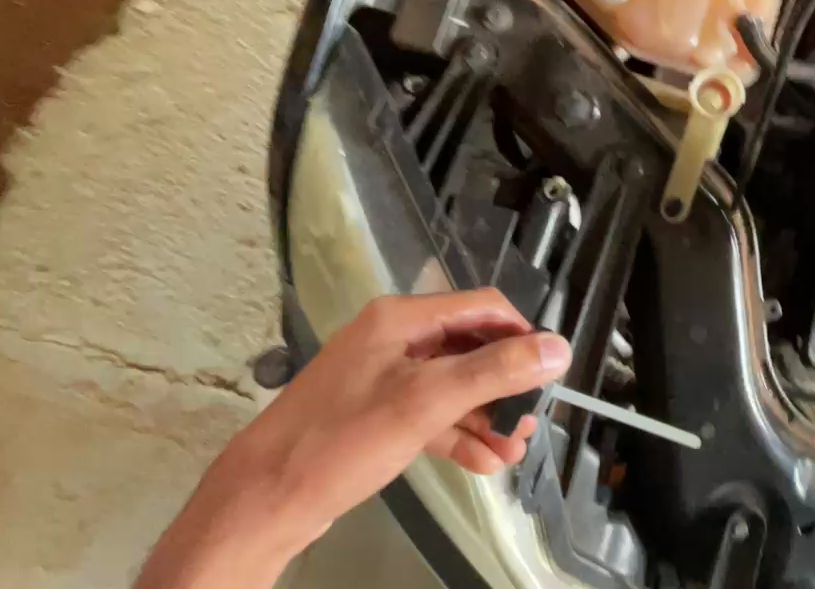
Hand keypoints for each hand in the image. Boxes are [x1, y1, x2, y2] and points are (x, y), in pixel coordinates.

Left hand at [137, 290, 570, 588]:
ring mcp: (382, 376)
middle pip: (470, 347)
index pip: (483, 307)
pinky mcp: (374, 413)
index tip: (548, 371)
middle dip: (505, 385)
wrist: (255, 508)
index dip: (522, 334)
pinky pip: (430, 412)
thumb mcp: (426, 402)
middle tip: (529, 420)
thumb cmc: (340, 442)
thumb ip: (496, 371)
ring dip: (486, 415)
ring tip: (512, 450)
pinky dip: (458, 433)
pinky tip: (484, 461)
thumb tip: (559, 348)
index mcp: (403, 318)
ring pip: (452, 384)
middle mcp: (394, 338)